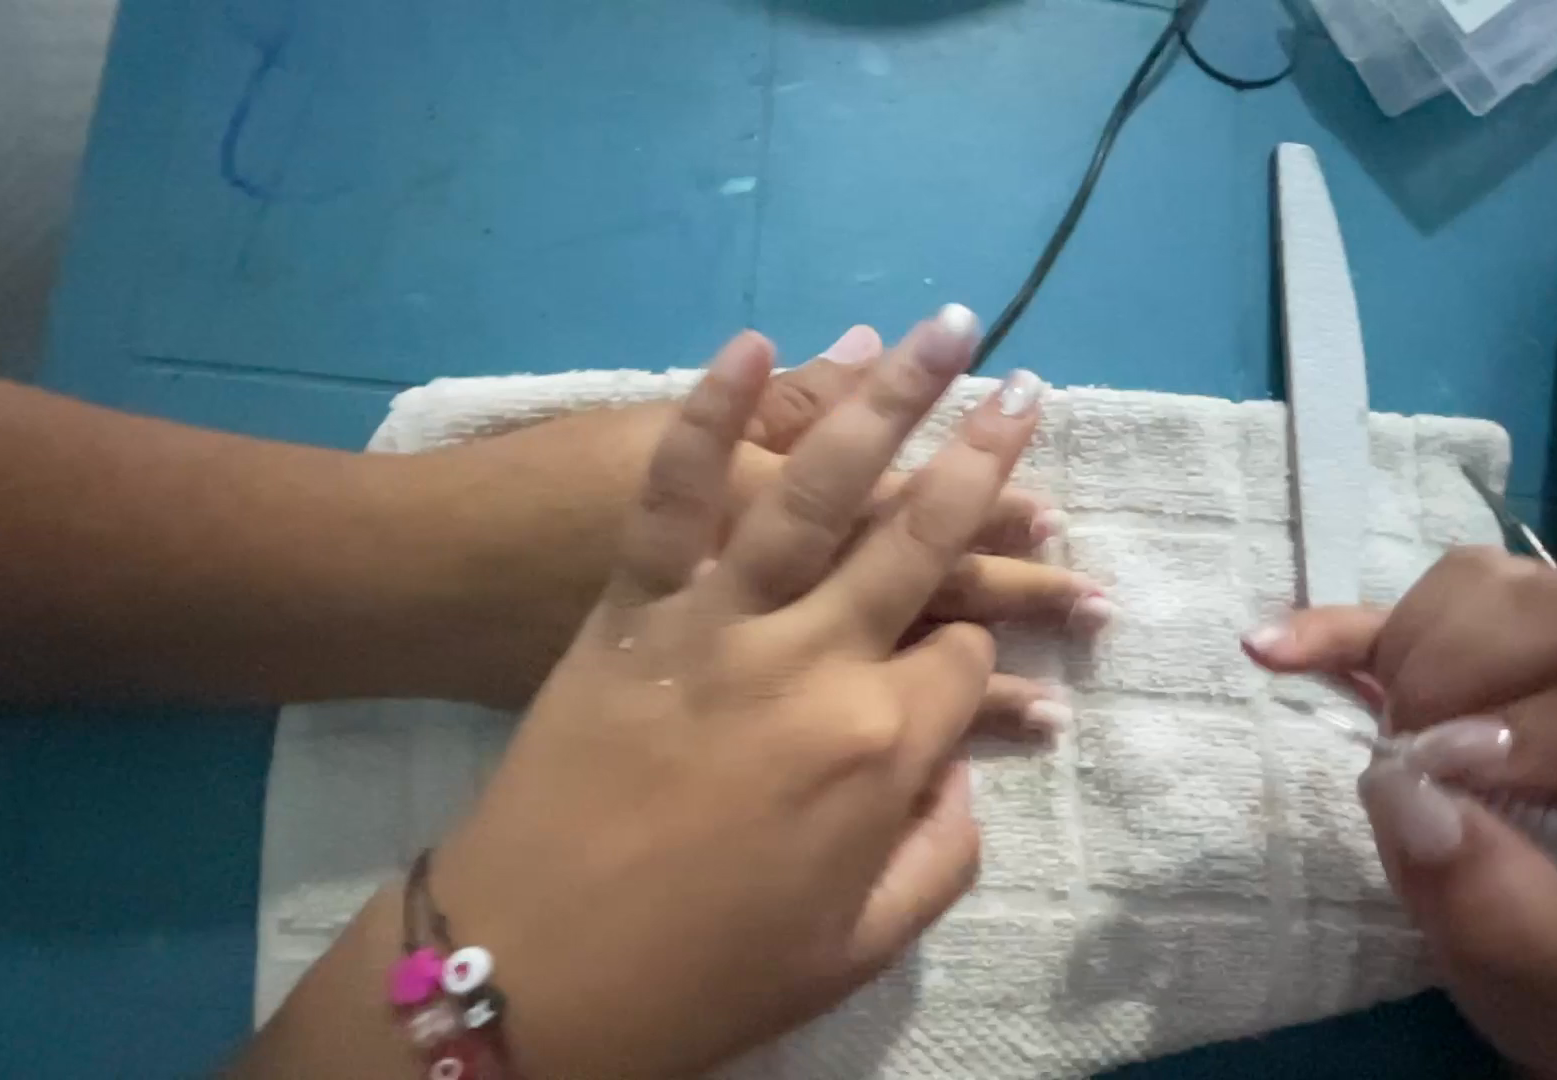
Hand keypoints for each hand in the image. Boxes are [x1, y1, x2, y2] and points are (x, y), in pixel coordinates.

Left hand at [431, 307, 1040, 1075]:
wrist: (527, 975)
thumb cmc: (705, 973)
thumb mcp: (858, 945)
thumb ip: (943, 852)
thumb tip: (964, 769)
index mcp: (881, 748)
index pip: (968, 658)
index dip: (988, 654)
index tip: (978, 659)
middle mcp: (816, 660)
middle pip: (924, 537)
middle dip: (987, 460)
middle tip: (1029, 389)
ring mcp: (720, 618)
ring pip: (820, 489)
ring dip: (889, 401)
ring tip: (942, 334)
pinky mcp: (634, 602)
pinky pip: (674, 495)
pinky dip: (708, 416)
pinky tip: (753, 346)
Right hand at [1244, 548, 1556, 1079]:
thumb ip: (1536, 943)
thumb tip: (1401, 794)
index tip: (1459, 778)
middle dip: (1460, 692)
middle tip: (1418, 784)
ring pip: (1487, 590)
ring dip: (1405, 664)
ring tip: (1395, 754)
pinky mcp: (1506, 660)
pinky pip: (1419, 610)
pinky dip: (1341, 633)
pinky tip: (1274, 650)